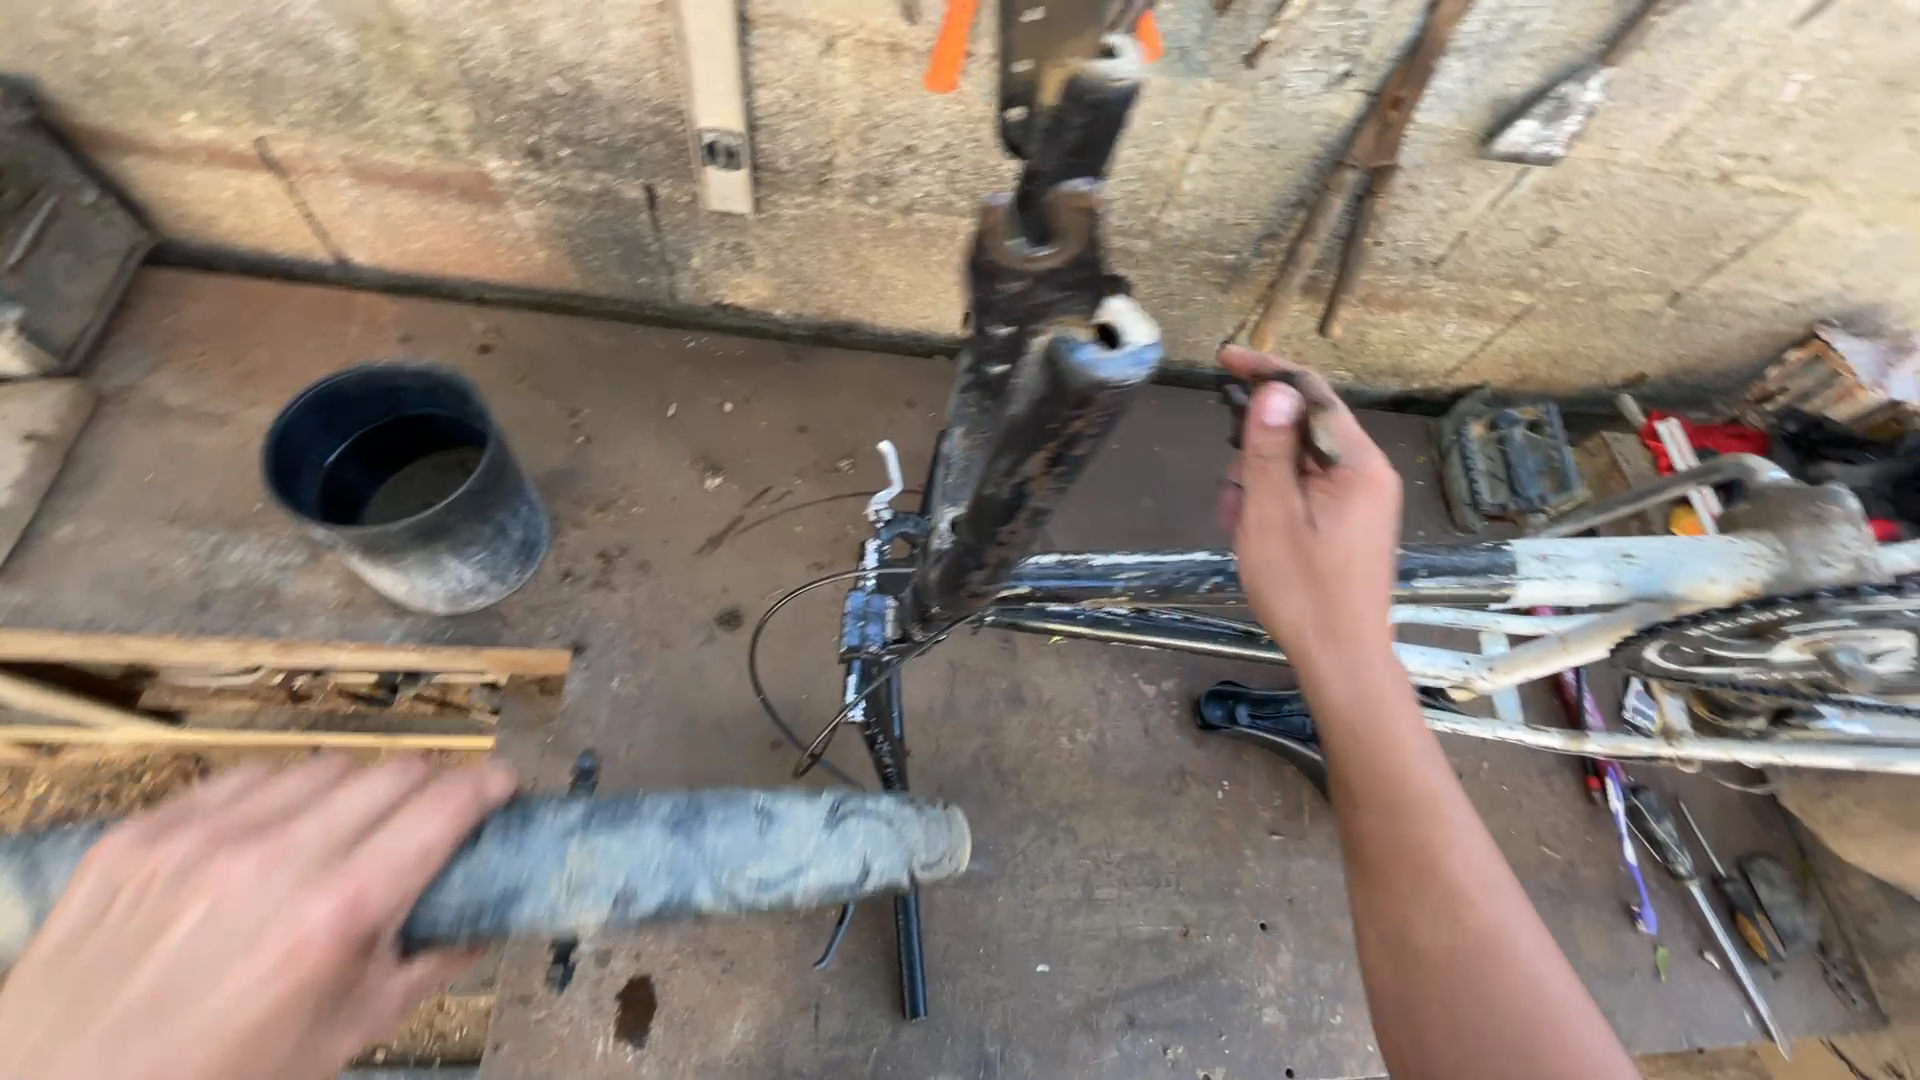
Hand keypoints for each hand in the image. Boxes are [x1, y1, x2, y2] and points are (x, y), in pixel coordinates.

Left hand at [0, 754, 515, 1079]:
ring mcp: (202, 838)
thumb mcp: (349, 1031)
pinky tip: (276, 829)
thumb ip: (436, 962)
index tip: (503, 788)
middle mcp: (277, 858)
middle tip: (435, 812)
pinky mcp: (142, 833)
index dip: (492, 784)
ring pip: (330, 764)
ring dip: (362, 785)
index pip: (448, 803)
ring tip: (352, 823)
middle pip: (399, 770)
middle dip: (435, 783)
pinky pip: (249, 776)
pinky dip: (286, 792)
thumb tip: (492, 915)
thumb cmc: (223, 1078)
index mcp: (339, 912)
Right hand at [1216, 345, 1402, 680]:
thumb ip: (1270, 451)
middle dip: (1254, 454)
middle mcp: (1365, 473)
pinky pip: (1300, 491)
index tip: (1223, 358)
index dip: (1266, 371)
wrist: (1339, 657)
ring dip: (1256, 486)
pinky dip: (1270, 504)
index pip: (1312, 394)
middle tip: (1232, 500)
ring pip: (1292, 464)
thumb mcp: (1271, 517)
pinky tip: (1253, 535)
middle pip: (1298, 431)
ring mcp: (1357, 498)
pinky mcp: (1346, 520)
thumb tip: (1272, 390)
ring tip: (1240, 529)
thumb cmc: (1303, 591)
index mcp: (1357, 465)